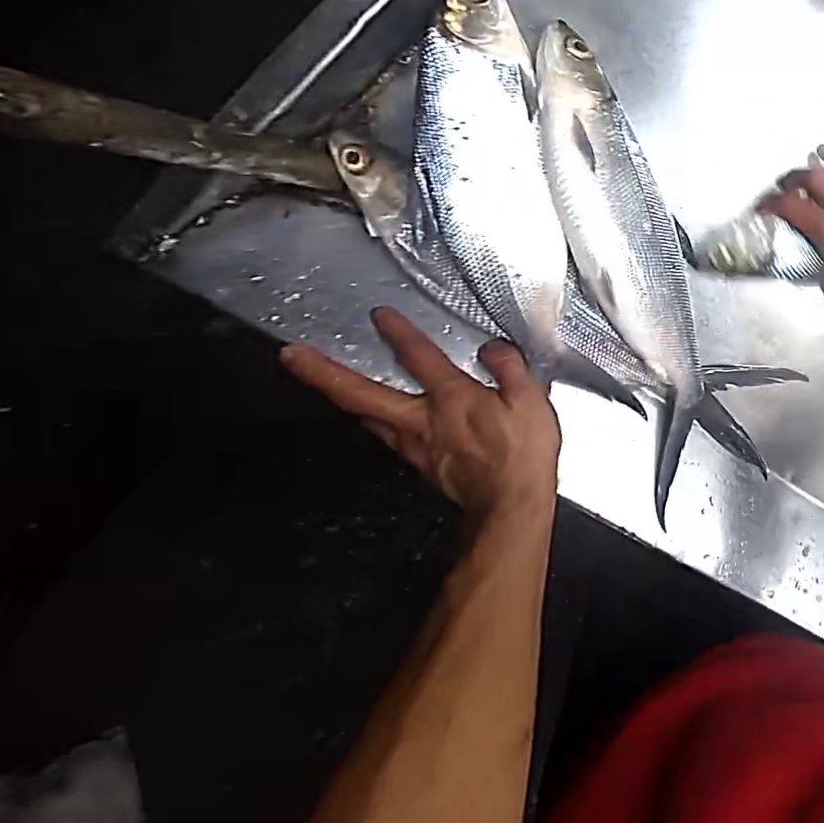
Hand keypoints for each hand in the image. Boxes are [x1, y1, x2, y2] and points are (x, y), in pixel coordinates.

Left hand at [280, 306, 561, 522]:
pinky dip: (374, 422)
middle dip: (323, 372)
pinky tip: (377, 421)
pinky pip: (387, 438)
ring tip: (327, 383)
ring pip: (367, 419)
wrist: (510, 507)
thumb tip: (492, 348)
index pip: (417, 356)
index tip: (380, 315)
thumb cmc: (522, 455)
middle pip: (360, 394)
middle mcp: (422, 421)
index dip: (398, 333)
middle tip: (292, 355)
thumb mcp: (531, 400)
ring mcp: (416, 447)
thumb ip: (510, 367)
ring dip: (343, 398)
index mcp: (452, 399)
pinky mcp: (422, 465)